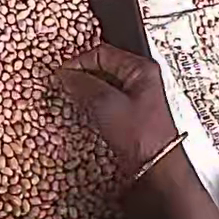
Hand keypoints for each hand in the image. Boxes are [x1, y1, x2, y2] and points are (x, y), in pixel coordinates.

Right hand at [56, 44, 180, 180]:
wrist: (156, 165)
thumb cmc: (141, 135)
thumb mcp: (107, 104)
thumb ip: (85, 85)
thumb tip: (66, 75)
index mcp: (141, 69)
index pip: (103, 53)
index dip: (80, 61)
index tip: (62, 73)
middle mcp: (141, 80)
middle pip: (103, 67)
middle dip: (82, 75)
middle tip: (64, 85)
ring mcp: (136, 97)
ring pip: (104, 85)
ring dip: (86, 90)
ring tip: (71, 98)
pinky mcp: (130, 114)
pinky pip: (107, 101)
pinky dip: (93, 103)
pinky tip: (84, 111)